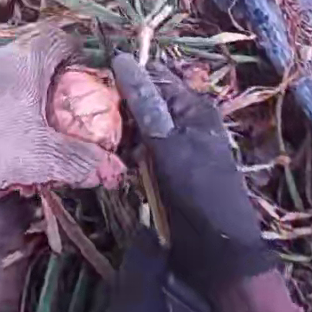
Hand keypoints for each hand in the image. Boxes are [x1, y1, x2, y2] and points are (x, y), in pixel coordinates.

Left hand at [0, 23, 123, 218]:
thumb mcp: (45, 156)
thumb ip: (83, 160)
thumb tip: (116, 171)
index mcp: (25, 59)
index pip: (61, 38)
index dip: (81, 56)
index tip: (91, 85)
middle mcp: (1, 58)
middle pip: (41, 57)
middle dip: (61, 83)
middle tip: (73, 111)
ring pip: (19, 76)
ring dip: (36, 98)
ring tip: (47, 129)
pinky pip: (0, 92)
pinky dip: (15, 108)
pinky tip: (17, 139)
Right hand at [110, 53, 277, 293]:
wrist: (217, 253)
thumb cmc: (197, 192)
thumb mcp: (168, 143)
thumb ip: (144, 102)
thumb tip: (122, 58)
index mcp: (193, 106)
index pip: (152, 74)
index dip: (124, 75)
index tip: (94, 84)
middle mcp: (184, 120)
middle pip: (142, 99)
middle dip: (119, 106)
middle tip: (96, 116)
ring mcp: (175, 144)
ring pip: (136, 124)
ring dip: (120, 131)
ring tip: (104, 139)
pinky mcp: (165, 166)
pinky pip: (139, 148)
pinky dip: (127, 151)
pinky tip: (116, 159)